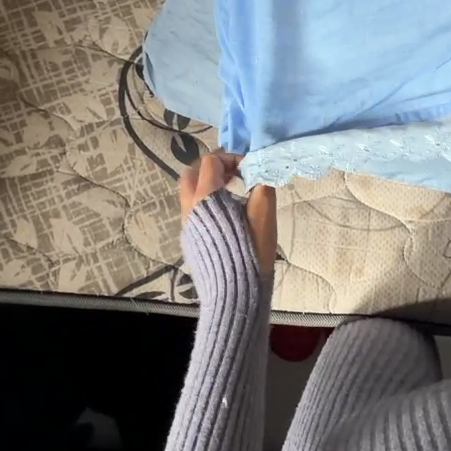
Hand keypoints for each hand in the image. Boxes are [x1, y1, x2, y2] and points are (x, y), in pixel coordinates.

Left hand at [178, 152, 277, 273]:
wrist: (234, 293)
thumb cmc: (250, 252)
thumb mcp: (263, 214)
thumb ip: (262, 184)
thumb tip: (261, 168)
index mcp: (206, 198)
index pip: (211, 161)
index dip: (231, 158)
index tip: (249, 168)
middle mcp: (190, 208)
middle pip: (192, 173)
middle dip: (214, 167)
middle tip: (236, 173)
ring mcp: (186, 225)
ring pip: (190, 192)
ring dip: (209, 184)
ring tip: (234, 192)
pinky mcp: (189, 240)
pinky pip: (192, 210)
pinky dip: (207, 202)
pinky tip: (228, 216)